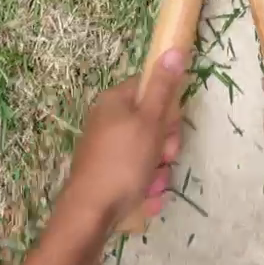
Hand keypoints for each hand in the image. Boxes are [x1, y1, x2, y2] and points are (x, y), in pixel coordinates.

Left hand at [60, 48, 186, 224]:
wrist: (90, 213)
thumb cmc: (122, 161)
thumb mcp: (150, 121)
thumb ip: (163, 87)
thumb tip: (173, 50)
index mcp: (115, 101)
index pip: (150, 88)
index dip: (167, 107)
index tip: (171, 125)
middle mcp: (108, 120)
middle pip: (152, 122)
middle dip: (165, 145)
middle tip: (164, 157)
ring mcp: (107, 149)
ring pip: (149, 152)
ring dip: (158, 170)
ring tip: (151, 184)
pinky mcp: (108, 173)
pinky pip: (137, 173)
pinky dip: (145, 186)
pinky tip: (144, 198)